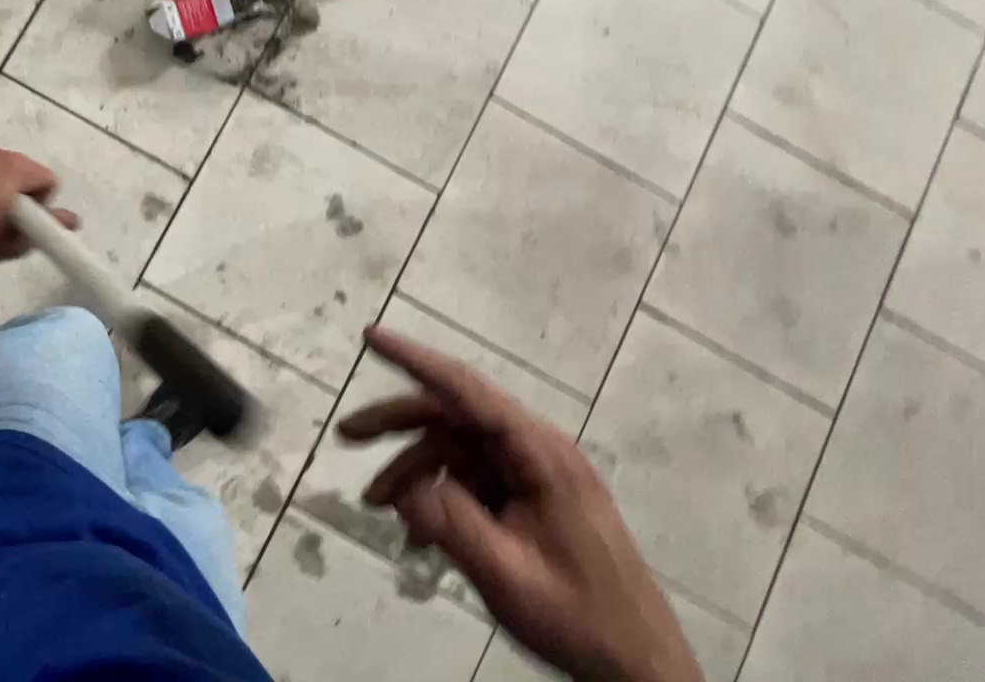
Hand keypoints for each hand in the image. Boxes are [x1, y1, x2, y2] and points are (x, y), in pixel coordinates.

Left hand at [0, 148, 78, 267]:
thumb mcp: (16, 241)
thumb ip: (50, 228)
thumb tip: (73, 221)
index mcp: (16, 169)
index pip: (48, 180)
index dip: (42, 206)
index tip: (25, 225)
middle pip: (29, 172)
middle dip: (25, 195)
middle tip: (9, 223)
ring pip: (8, 172)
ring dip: (7, 191)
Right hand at [338, 327, 700, 681]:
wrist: (639, 667)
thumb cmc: (580, 619)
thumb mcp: (510, 578)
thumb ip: (453, 528)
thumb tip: (402, 489)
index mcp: (541, 456)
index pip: (469, 392)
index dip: (417, 360)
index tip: (371, 336)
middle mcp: (535, 450)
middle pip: (453, 417)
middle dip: (397, 424)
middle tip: (345, 435)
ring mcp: (532, 472)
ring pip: (455, 448)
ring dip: (413, 471)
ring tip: (376, 505)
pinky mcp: (528, 494)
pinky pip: (469, 478)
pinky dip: (437, 496)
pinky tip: (416, 534)